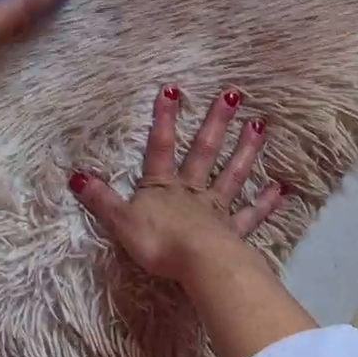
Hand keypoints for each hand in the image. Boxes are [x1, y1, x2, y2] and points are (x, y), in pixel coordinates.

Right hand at [70, 84, 286, 284]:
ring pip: (232, 175)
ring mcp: (216, 211)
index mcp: (163, 188)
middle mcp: (192, 192)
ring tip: (260, 125)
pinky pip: (251, 215)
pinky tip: (281, 188)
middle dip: (217, 123)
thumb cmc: (159, 244)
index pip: (161, 147)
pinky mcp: (234, 234)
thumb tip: (76, 176)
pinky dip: (266, 202)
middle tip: (233, 95)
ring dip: (246, 150)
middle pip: (205, 152)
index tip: (173, 89)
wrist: (200, 267)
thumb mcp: (121, 222)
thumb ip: (101, 199)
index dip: (164, 119)